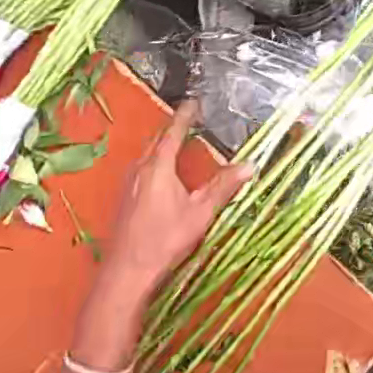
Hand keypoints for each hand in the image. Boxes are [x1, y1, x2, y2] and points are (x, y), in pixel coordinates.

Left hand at [102, 99, 252, 300]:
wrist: (128, 269)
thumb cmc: (165, 239)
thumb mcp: (200, 213)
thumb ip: (223, 187)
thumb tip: (248, 166)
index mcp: (158, 167)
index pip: (173, 133)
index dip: (185, 117)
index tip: (193, 103)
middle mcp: (139, 169)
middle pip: (157, 141)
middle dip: (172, 129)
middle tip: (188, 121)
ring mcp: (128, 183)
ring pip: (147, 155)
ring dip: (162, 146)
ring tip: (176, 144)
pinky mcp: (124, 197)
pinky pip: (141, 169)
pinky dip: (154, 162)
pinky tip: (161, 176)